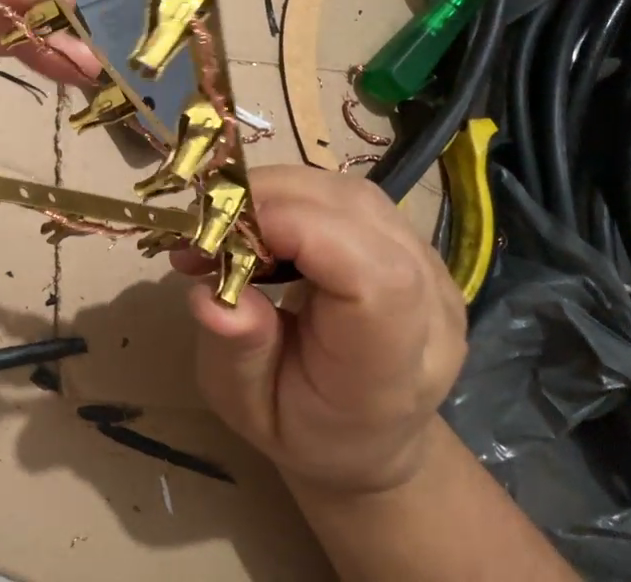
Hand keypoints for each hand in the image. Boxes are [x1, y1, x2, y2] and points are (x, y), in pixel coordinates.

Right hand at [176, 166, 465, 496]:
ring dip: (272, 194)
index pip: (376, 277)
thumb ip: (236, 354)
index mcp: (388, 369)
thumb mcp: (247, 411)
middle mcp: (427, 309)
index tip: (220, 235)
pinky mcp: (409, 246)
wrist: (366, 438)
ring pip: (348, 192)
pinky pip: (345, 197)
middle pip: (356, 213)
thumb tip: (213, 298)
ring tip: (224, 231)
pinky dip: (289, 198)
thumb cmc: (301, 428)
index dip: (297, 230)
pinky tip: (258, 229)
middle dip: (264, 202)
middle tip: (202, 231)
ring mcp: (428, 269)